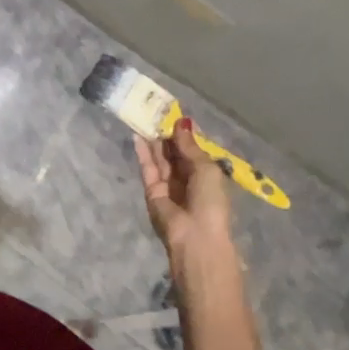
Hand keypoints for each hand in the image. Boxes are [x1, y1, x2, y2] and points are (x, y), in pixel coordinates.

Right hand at [133, 118, 233, 260]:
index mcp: (206, 175)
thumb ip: (190, 146)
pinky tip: (138, 135)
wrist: (196, 238)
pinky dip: (143, 153)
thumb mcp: (206, 169)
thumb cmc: (210, 201)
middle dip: (168, 134)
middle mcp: (187, 179)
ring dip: (154, 140)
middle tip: (156, 112)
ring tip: (145, 118)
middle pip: (175, 153)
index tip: (174, 114)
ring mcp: (168, 186)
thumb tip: (182, 122)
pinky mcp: (152, 192)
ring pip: (160, 159)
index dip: (184, 133)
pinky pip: (148, 169)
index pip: (192, 150)